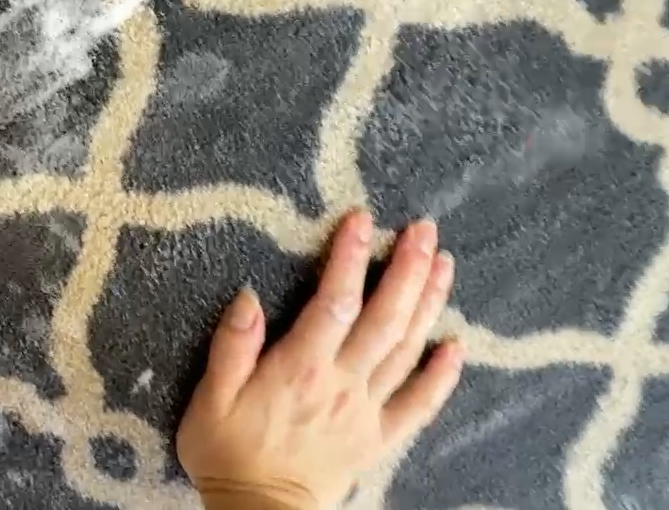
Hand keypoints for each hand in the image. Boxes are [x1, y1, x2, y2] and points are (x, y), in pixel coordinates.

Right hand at [176, 210, 464, 509]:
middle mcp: (342, 384)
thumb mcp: (211, 394)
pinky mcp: (379, 436)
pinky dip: (442, 374)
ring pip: (407, 351)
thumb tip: (249, 295)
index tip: (362, 220)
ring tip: (443, 264)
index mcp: (300, 368)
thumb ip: (231, 344)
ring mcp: (367, 411)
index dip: (350, 258)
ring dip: (427, 305)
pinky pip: (420, 404)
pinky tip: (457, 344)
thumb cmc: (226, 447)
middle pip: (385, 321)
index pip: (334, 303)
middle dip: (406, 271)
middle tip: (424, 230)